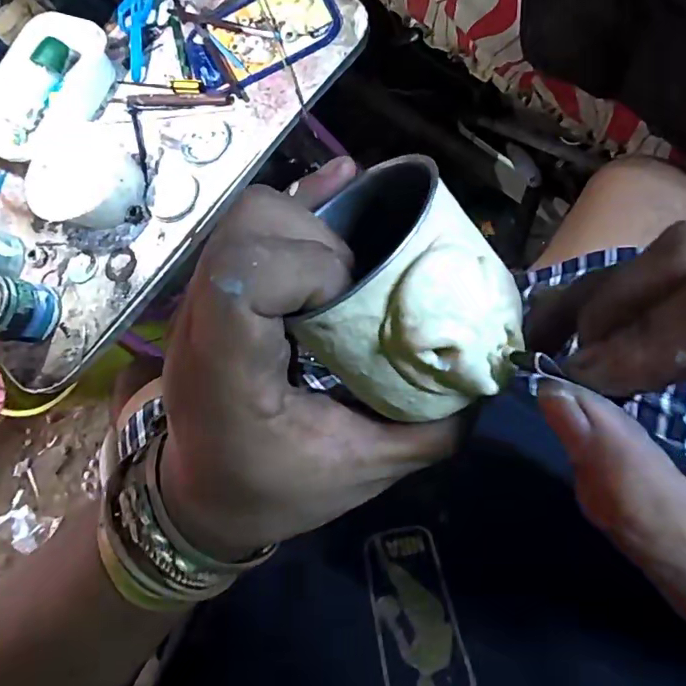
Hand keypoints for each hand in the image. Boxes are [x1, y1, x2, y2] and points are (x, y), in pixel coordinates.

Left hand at [159, 159, 464, 560]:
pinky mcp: (212, 292)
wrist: (202, 496)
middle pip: (250, 222)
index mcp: (226, 367)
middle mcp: (201, 318)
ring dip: (310, 221)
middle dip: (318, 237)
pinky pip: (249, 227)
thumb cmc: (271, 490)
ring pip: (248, 215)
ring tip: (350, 261)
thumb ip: (428, 427)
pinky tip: (343, 188)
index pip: (247, 269)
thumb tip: (487, 378)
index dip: (312, 267)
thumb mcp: (359, 470)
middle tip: (355, 283)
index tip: (351, 303)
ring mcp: (198, 299)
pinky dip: (299, 209)